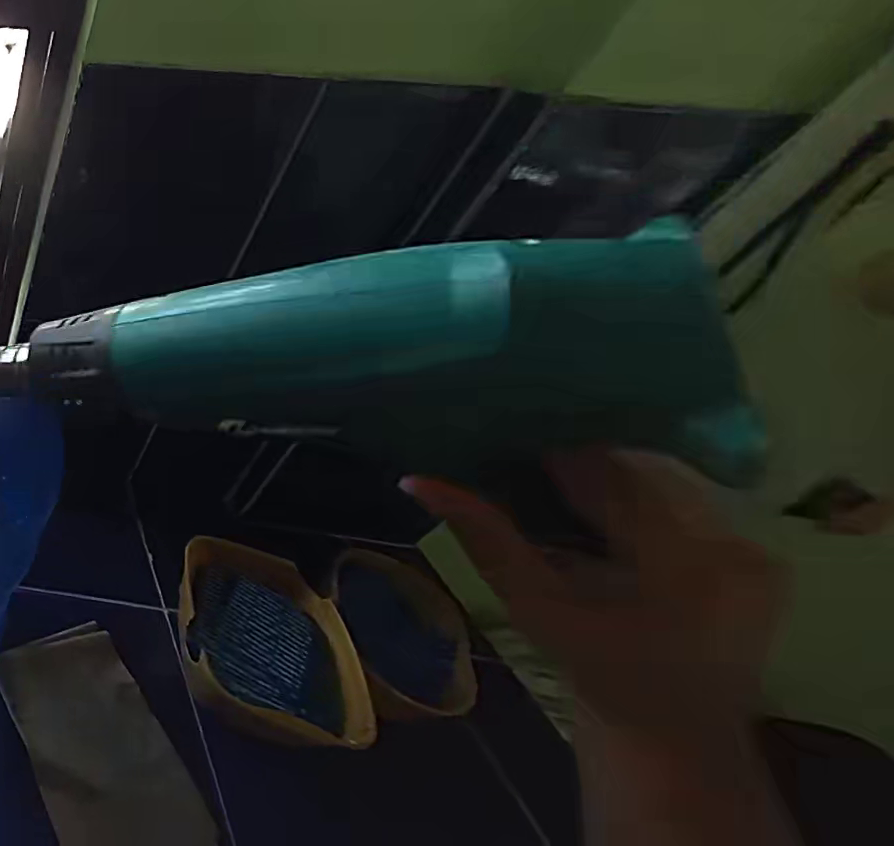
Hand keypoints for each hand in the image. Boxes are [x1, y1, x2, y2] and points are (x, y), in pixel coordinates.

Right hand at [404, 449, 783, 751]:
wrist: (669, 727)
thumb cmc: (593, 663)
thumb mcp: (530, 597)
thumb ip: (481, 533)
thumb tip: (415, 480)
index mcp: (682, 554)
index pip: (614, 466)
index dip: (559, 449)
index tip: (508, 440)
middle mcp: (732, 545)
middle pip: (641, 469)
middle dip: (580, 460)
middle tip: (520, 454)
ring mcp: (751, 553)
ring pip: (661, 481)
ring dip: (603, 475)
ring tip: (549, 475)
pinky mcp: (751, 560)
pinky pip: (683, 503)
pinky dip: (630, 496)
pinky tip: (590, 505)